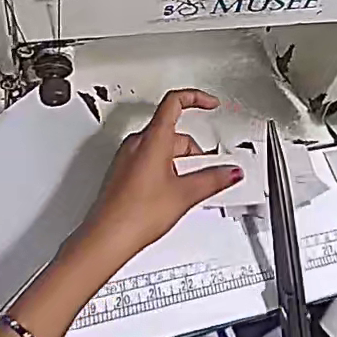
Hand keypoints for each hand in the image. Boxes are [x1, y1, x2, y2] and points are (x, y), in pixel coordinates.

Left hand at [76, 89, 240, 261]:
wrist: (106, 238)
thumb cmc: (134, 215)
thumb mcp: (185, 194)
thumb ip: (213, 179)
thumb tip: (231, 172)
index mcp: (153, 139)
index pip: (175, 102)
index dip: (196, 98)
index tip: (210, 103)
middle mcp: (137, 143)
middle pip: (173, 131)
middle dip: (192, 149)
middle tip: (206, 169)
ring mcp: (127, 157)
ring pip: (161, 146)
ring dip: (178, 161)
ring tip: (186, 188)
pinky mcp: (123, 171)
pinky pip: (149, 159)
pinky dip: (165, 168)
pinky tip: (169, 192)